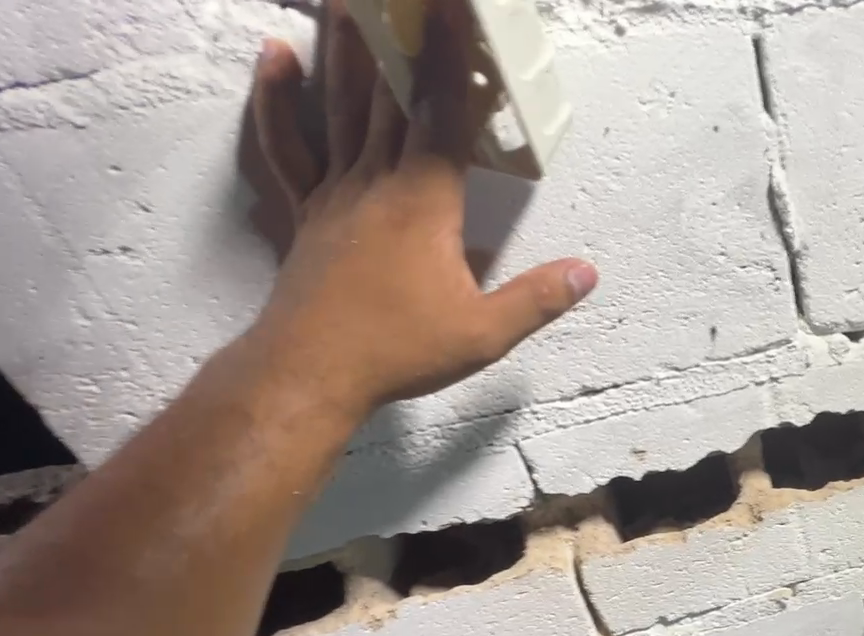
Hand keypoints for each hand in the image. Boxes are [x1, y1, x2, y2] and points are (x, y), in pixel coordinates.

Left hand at [244, 0, 595, 418]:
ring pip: (340, 103)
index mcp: (425, 204)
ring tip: (348, 0)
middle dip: (404, 36)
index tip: (456, 11)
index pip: (444, 117)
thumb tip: (588, 272)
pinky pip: (288, 142)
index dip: (455, 61)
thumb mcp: (486, 333)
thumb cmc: (401, 350)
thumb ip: (538, 298)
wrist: (312, 370)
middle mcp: (378, 182)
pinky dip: (279, 97)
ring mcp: (336, 191)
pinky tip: (276, 58)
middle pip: (391, 94)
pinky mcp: (308, 211)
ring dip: (347, 46)